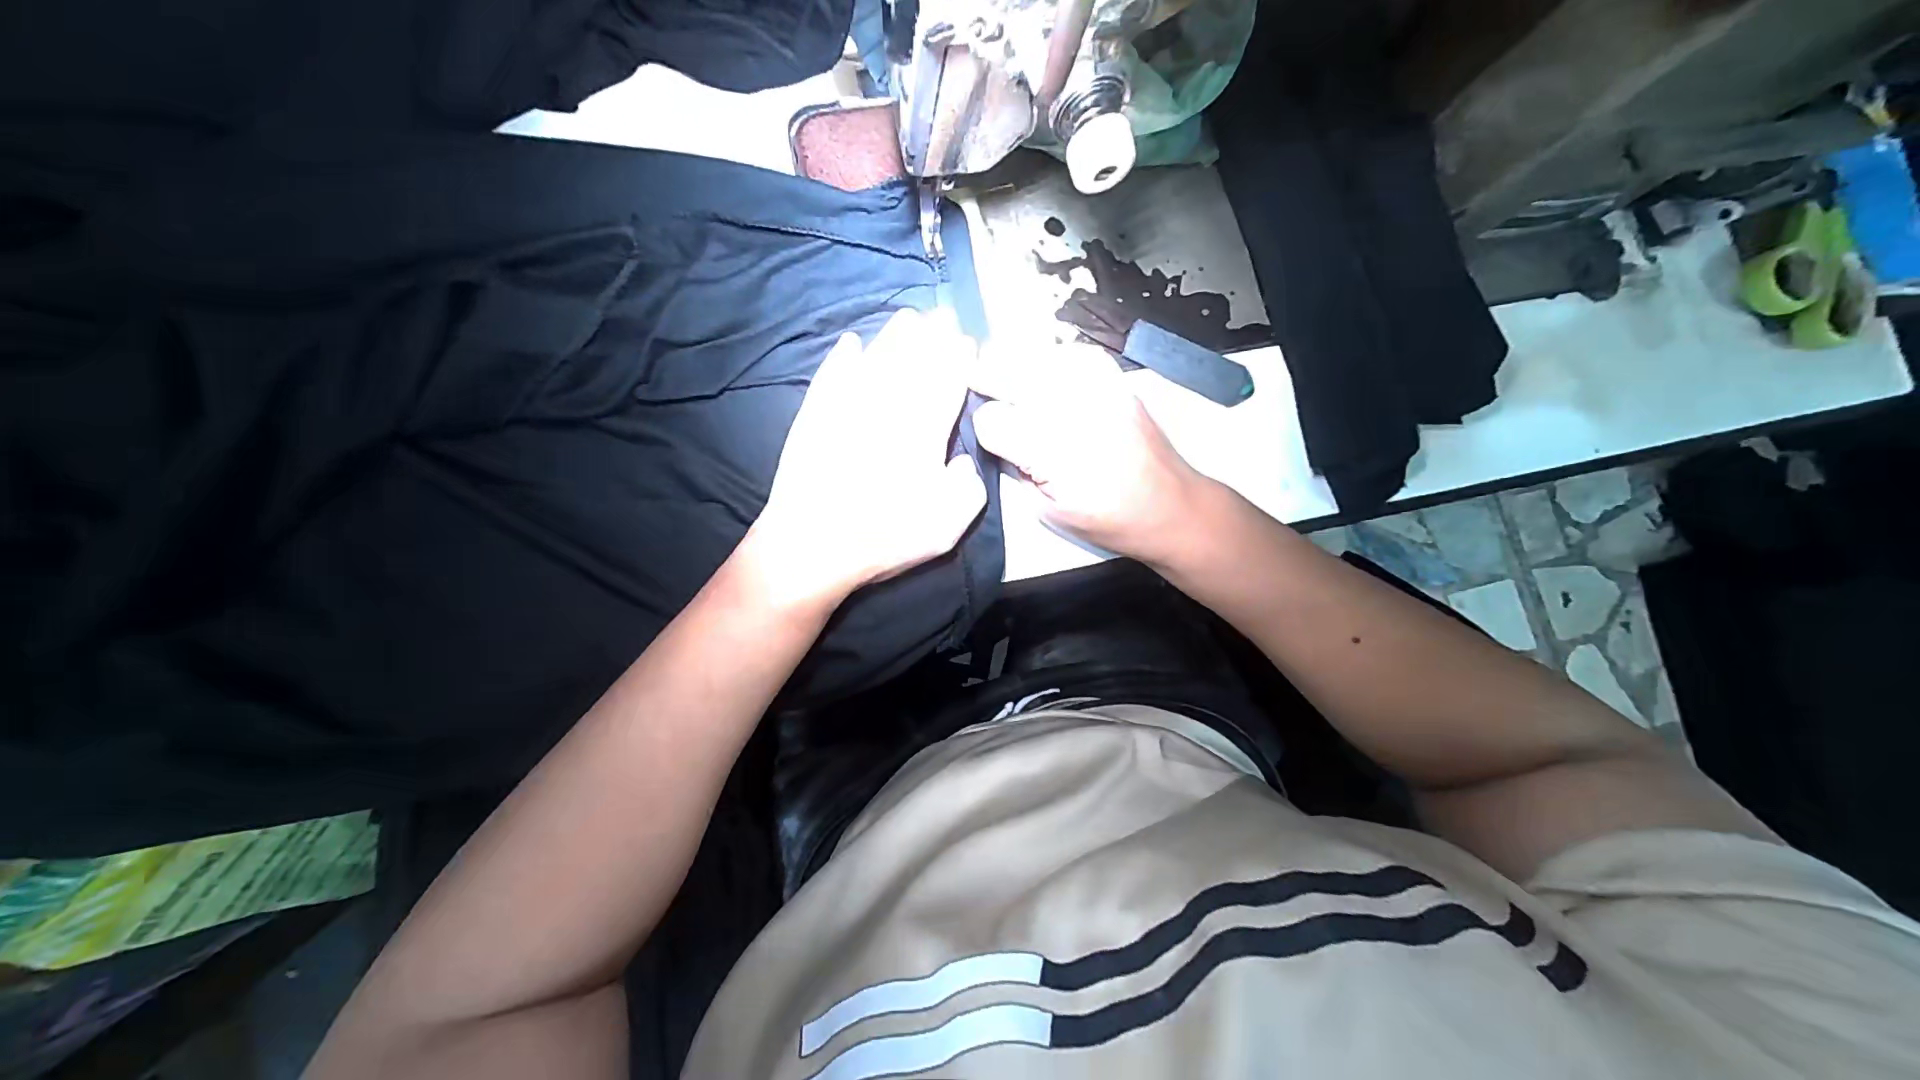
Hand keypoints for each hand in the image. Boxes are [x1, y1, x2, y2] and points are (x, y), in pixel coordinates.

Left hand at [741, 308, 986, 606]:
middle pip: (914, 360)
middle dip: (932, 336)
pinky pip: (833, 373)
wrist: (812, 542)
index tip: (966, 341)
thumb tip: (962, 460)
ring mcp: (847, 405)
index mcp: (925, 429)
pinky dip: (844, 356)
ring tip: (908, 319)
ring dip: (895, 336)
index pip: (948, 381)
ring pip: (876, 358)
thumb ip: (968, 485)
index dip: (959, 358)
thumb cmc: (885, 536)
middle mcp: (888, 406)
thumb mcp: (948, 525)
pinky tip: (851, 344)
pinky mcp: (816, 413)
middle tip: (942, 316)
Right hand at [970, 341, 1216, 567]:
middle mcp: (1069, 409)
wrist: (1170, 506)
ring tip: (1015, 386)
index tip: (992, 437)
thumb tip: (1000, 442)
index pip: (988, 419)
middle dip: (988, 383)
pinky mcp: (1116, 381)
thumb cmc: (1109, 519)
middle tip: (979, 389)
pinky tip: (1053, 379)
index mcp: (1048, 449)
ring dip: (1017, 368)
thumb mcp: (1048, 511)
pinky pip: (1074, 355)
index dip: (984, 428)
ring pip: (1036, 356)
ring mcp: (1095, 388)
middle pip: (1005, 373)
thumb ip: (1018, 470)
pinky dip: (1056, 363)